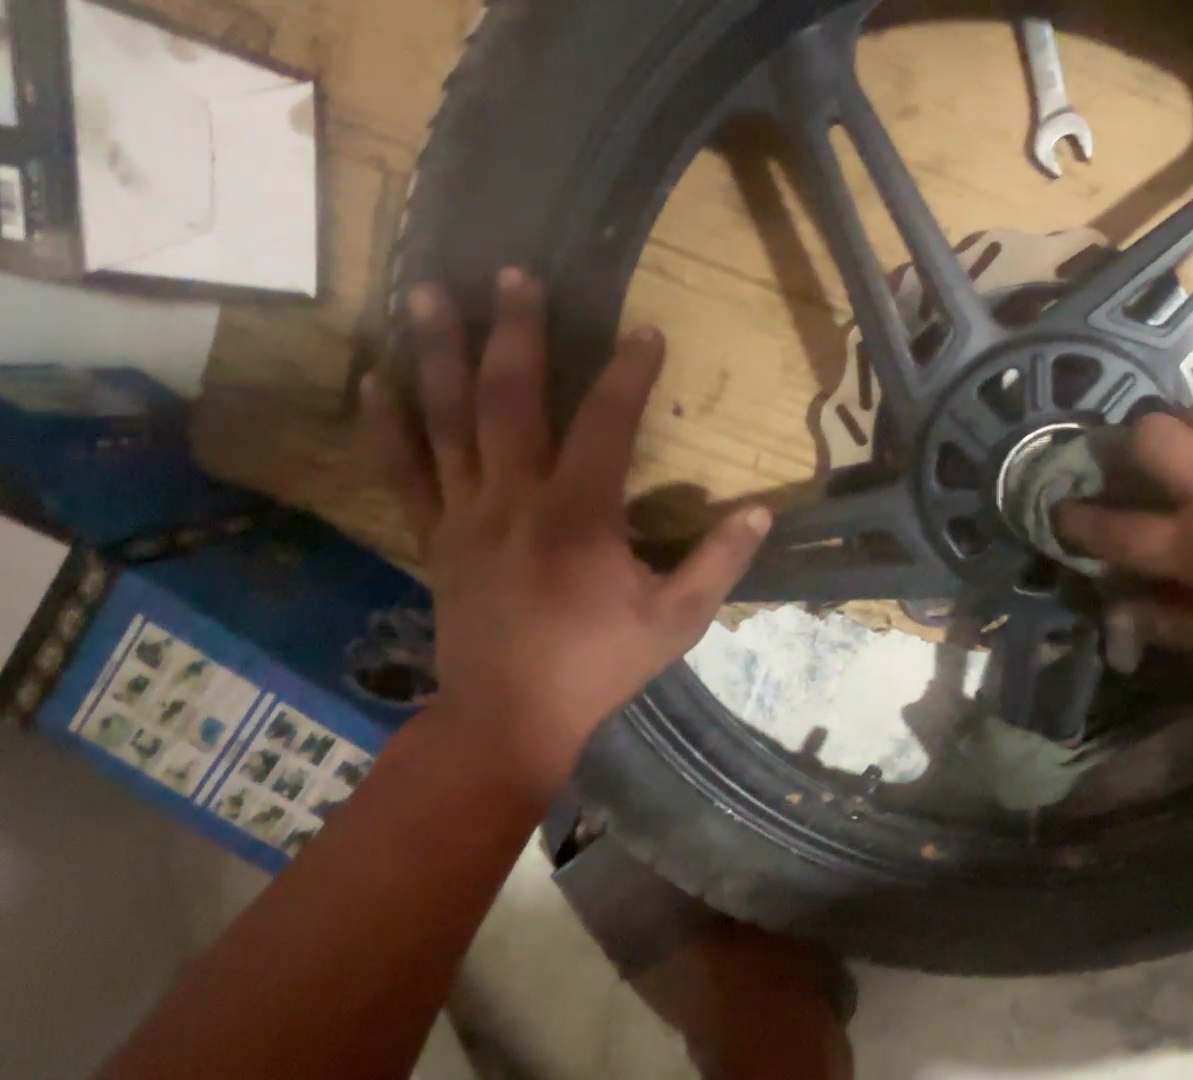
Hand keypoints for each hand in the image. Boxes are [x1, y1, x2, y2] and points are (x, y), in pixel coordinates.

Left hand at [362, 270, 769, 797]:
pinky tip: (374, 377)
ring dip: (438, 353)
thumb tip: (763, 511)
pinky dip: (387, 422)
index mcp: (578, 516)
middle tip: (514, 273)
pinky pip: (403, 469)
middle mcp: (514, 499)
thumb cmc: (599, 665)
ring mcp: (464, 514)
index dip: (628, 374)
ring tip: (425, 292)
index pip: (606, 424)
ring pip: (445, 420)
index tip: (645, 331)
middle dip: (514, 331)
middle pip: (510, 399)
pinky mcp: (436, 535)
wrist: (508, 717)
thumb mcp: (678, 619)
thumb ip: (720, 561)